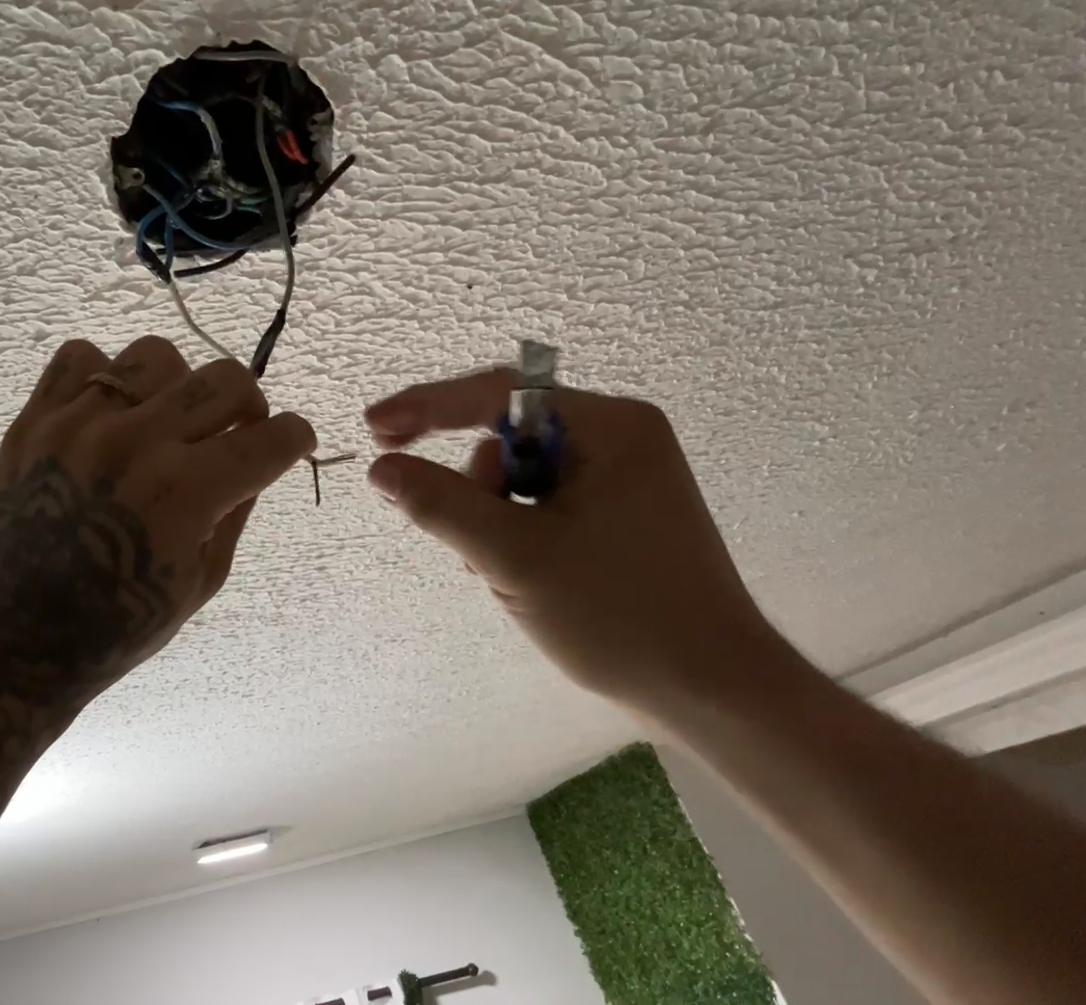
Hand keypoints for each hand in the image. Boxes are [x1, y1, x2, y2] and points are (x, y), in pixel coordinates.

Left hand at [0, 336, 316, 728]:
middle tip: (236, 432)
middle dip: (250, 405)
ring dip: (177, 388)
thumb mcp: (202, 580)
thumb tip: (256, 454)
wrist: (14, 641)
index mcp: (185, 494)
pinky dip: (104, 378)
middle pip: (225, 380)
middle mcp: (135, 443)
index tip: (293, 441)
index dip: (296, 438)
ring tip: (163, 424)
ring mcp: (78, 425)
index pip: (269, 439)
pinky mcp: (32, 421)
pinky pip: (80, 356)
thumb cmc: (120, 626)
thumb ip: (237, 506)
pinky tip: (108, 417)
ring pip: (155, 355)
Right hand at [363, 368, 783, 712]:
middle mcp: (621, 440)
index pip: (499, 394)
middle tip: (465, 541)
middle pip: (510, 437)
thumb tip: (382, 468)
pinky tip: (520, 575)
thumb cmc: (619, 615)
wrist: (711, 691)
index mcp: (610, 427)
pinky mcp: (619, 515)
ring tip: (499, 572)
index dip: (428, 406)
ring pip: (522, 477)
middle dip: (475, 486)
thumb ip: (439, 504)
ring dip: (492, 517)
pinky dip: (516, 532)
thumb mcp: (513, 556)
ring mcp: (624, 479)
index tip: (374, 427)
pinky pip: (544, 503)